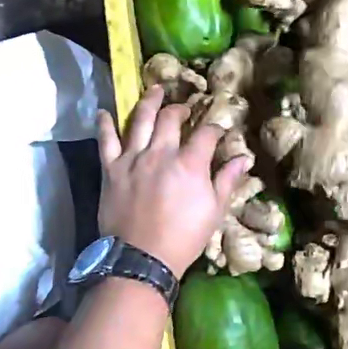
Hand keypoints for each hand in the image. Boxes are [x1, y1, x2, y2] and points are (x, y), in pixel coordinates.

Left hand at [96, 84, 249, 276]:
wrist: (141, 257)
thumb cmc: (183, 238)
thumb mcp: (214, 212)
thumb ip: (226, 180)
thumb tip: (244, 158)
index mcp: (189, 163)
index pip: (206, 133)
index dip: (215, 127)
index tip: (217, 128)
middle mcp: (160, 152)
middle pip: (170, 118)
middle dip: (180, 108)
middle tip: (184, 108)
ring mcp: (133, 158)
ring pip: (140, 120)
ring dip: (148, 102)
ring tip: (154, 90)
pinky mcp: (111, 169)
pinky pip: (106, 140)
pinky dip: (104, 124)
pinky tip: (104, 112)